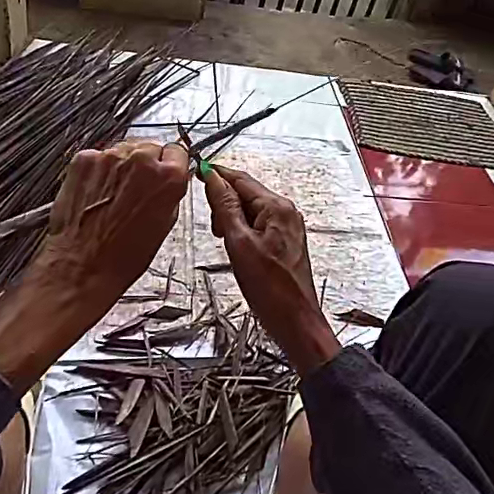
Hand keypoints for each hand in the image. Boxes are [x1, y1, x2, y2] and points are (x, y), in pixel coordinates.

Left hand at [34, 140, 191, 308]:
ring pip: (124, 150)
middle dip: (146, 164)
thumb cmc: (122, 255)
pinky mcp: (85, 160)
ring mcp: (110, 157)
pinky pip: (99, 157)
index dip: (170, 163)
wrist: (82, 265)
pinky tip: (98, 194)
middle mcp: (141, 161)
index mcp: (168, 177)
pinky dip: (100, 170)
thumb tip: (168, 180)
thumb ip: (170, 193)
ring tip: (115, 195)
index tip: (164, 169)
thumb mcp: (165, 224)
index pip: (177, 151)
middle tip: (137, 188)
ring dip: (123, 166)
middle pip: (150, 147)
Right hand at [202, 165, 340, 375]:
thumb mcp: (239, 243)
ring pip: (250, 211)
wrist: (295, 321)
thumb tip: (213, 179)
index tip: (198, 172)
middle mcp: (286, 213)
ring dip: (231, 220)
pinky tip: (236, 250)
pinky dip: (242, 232)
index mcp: (277, 208)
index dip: (217, 175)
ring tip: (226, 243)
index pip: (241, 179)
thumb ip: (225, 207)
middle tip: (214, 226)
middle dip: (224, 204)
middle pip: (246, 194)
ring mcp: (287, 227)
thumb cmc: (272, 290)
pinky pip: (258, 226)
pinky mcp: (284, 242)